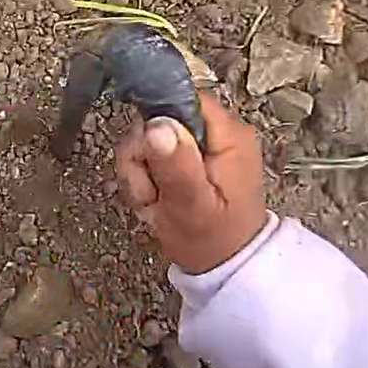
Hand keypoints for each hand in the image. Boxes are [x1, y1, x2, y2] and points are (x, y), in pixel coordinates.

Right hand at [114, 93, 268, 273]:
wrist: (224, 268)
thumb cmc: (213, 240)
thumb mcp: (192, 205)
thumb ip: (176, 165)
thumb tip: (155, 126)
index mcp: (227, 135)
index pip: (179, 98)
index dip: (155, 122)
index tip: (148, 154)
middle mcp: (215, 132)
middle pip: (156, 120)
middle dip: (142, 157)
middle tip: (153, 192)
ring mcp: (198, 146)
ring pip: (145, 140)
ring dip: (139, 174)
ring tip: (155, 202)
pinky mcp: (185, 159)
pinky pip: (148, 156)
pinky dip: (143, 181)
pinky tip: (155, 201)